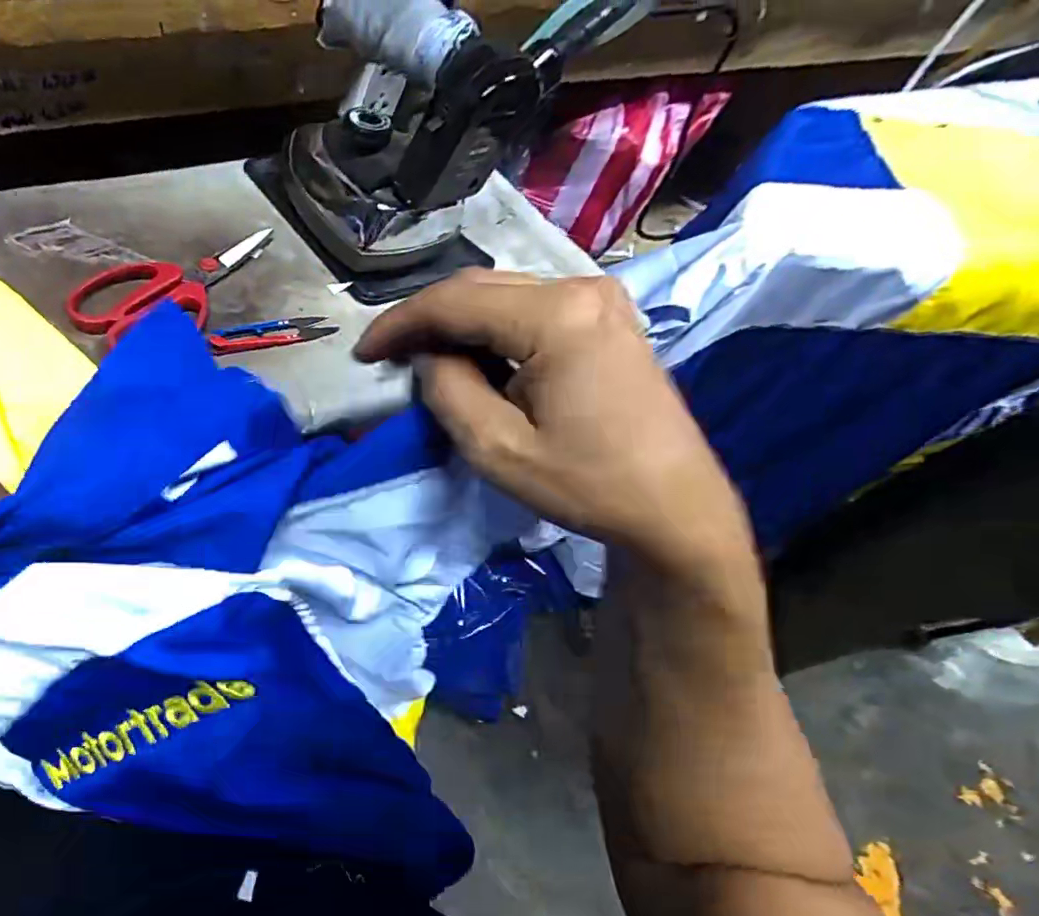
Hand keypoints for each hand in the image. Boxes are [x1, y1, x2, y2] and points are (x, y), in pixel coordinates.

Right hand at [356, 269, 755, 584]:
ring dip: (462, 325)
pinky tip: (479, 359)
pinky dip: (497, 331)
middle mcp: (582, 287)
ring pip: (508, 296)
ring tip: (427, 360)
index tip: (365, 353)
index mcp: (557, 315)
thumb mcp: (500, 450)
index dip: (401, 323)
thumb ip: (450, 392)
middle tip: (390, 356)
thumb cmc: (589, 485)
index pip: (456, 301)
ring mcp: (603, 300)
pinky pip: (536, 310)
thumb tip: (430, 357)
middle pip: (482, 288)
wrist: (673, 506)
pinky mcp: (610, 320)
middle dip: (429, 320)